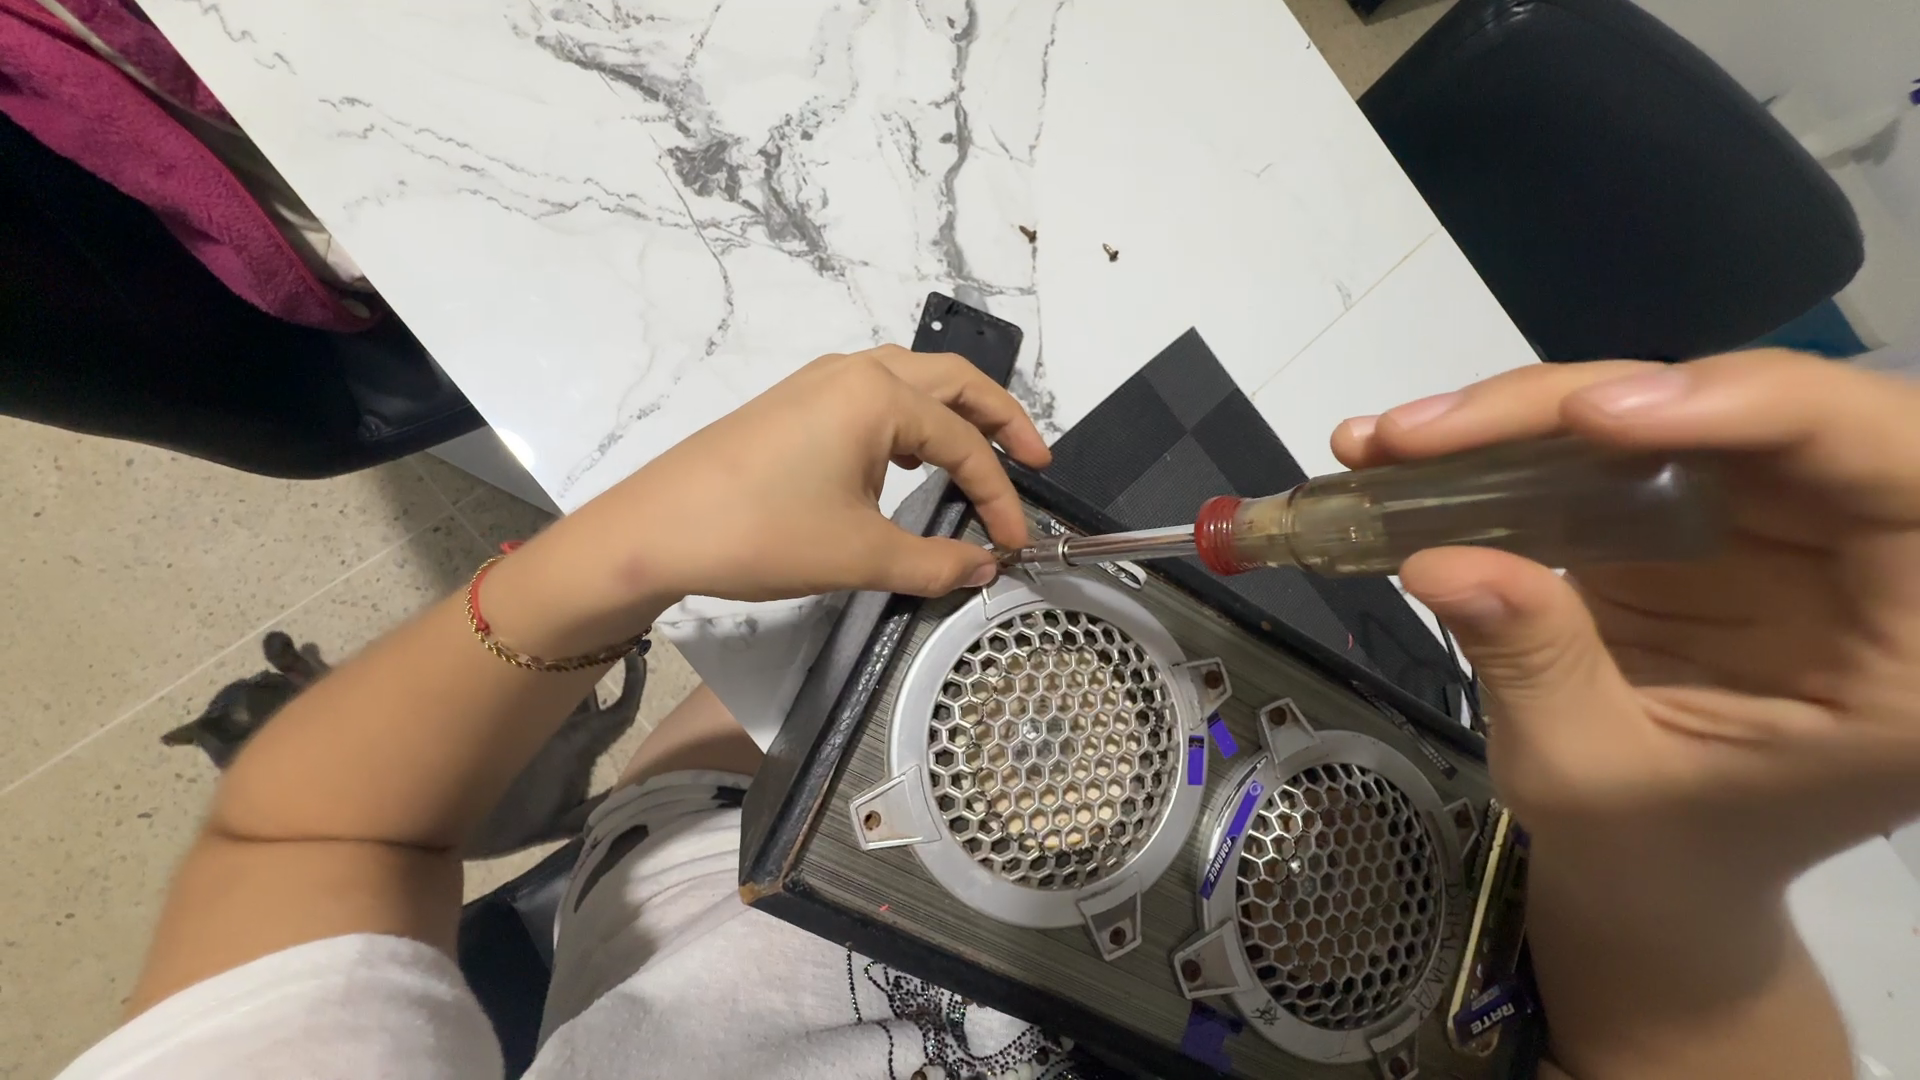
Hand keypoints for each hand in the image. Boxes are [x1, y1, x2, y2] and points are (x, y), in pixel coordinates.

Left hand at [494, 346, 1050, 651]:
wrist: (654, 531)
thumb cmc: (763, 534)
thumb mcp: (860, 555)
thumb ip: (934, 562)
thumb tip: (985, 570)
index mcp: (879, 396)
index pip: (964, 445)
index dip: (1000, 497)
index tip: (1016, 544)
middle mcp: (855, 371)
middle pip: (952, 381)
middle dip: (1001, 419)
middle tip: (1035, 459)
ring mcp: (821, 381)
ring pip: (912, 380)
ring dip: (955, 412)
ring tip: (981, 454)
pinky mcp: (797, 402)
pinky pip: (874, 395)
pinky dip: (911, 419)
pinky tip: (909, 456)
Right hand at [1334, 350, 1919, 883]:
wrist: (1648, 860)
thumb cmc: (1653, 844)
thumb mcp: (1586, 769)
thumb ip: (1530, 662)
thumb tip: (1434, 560)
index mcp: (1913, 635)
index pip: (1892, 468)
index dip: (1755, 412)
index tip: (1593, 416)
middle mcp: (1850, 551)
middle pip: (1733, 417)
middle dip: (1563, 408)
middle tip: (1421, 434)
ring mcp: (1749, 527)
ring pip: (1645, 413)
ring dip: (1504, 419)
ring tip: (1383, 442)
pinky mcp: (1665, 520)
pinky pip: (1581, 452)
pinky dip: (1486, 448)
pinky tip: (1397, 457)